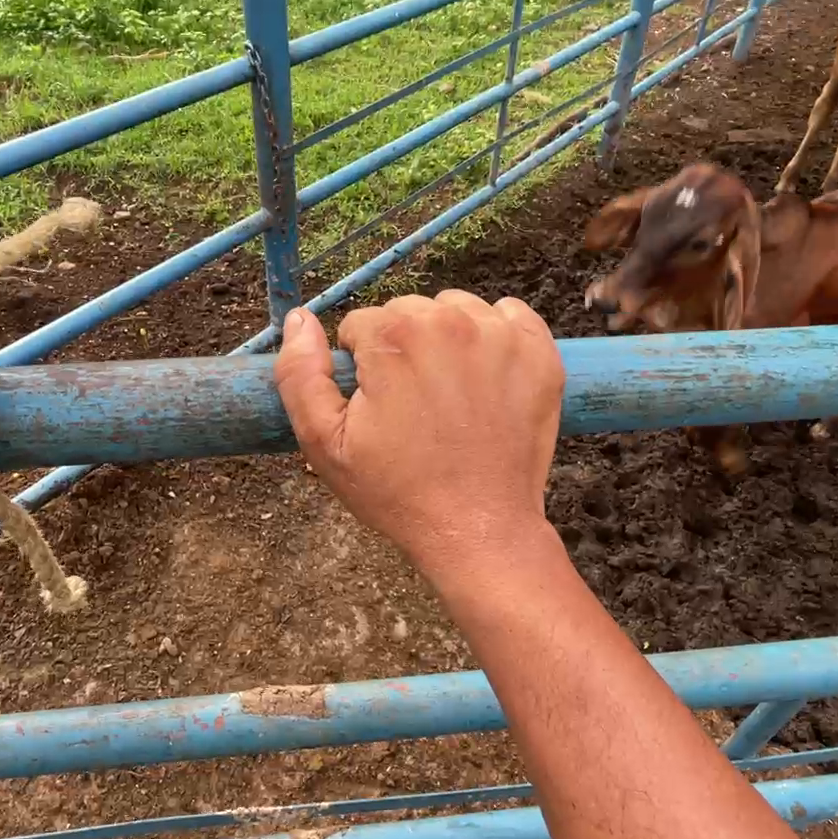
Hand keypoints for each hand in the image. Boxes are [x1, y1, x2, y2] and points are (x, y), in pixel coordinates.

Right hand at [273, 291, 564, 577]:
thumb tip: (300, 319)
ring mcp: (500, 335)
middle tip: (412, 404)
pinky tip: (486, 376)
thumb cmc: (398, 491)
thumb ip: (299, 374)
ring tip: (448, 393)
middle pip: (408, 312)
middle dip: (401, 348)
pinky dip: (496, 336)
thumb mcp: (324, 443)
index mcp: (393, 337)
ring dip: (446, 338)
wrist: (478, 527)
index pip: (360, 325)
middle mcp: (449, 323)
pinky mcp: (538, 352)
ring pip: (456, 310)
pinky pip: (510, 314)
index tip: (377, 405)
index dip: (361, 366)